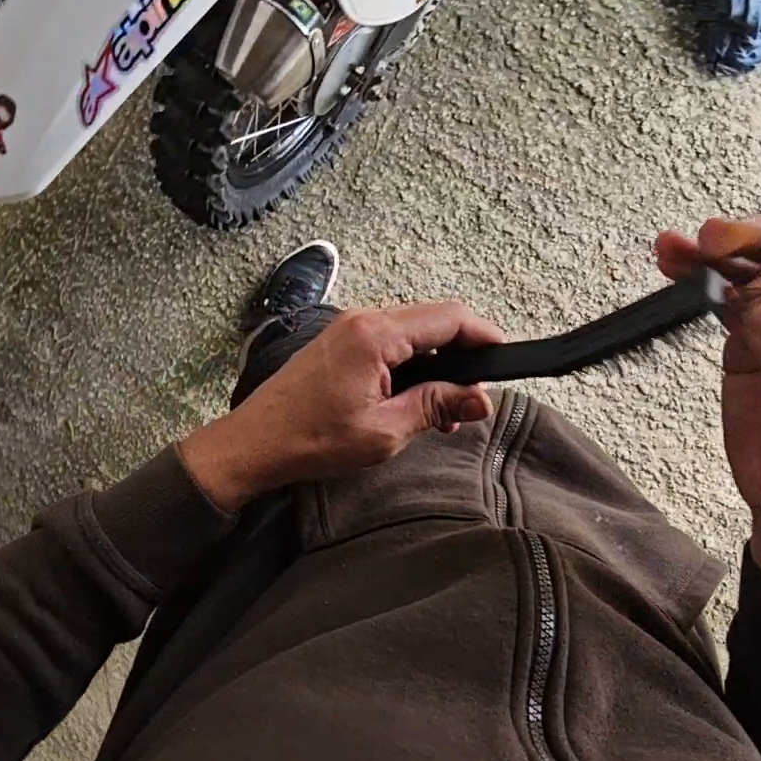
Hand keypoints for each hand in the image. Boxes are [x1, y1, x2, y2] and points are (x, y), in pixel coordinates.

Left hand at [179, 304, 506, 512]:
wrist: (255, 443)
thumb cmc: (310, 439)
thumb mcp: (385, 431)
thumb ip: (436, 407)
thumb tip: (480, 399)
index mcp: (376, 335)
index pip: (449, 317)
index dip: (485, 335)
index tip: (505, 360)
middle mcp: (363, 320)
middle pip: (433, 321)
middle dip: (462, 355)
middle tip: (474, 399)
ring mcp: (349, 328)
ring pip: (412, 333)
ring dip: (436, 364)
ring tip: (445, 411)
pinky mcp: (340, 342)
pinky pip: (389, 342)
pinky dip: (411, 365)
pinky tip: (415, 400)